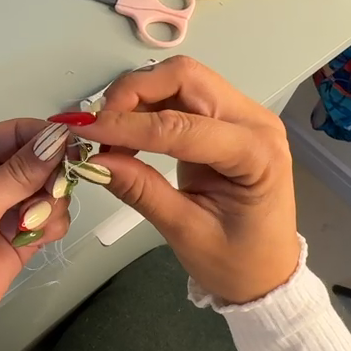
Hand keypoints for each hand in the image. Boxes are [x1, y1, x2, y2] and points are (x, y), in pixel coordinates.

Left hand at [0, 119, 72, 315]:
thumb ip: (16, 174)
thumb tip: (54, 140)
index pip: (16, 133)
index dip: (46, 138)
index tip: (72, 150)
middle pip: (40, 160)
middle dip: (50, 177)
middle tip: (48, 195)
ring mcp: (5, 207)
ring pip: (50, 190)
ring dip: (49, 204)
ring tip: (29, 224)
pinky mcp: (20, 235)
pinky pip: (51, 218)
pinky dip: (51, 225)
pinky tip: (32, 237)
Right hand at [72, 57, 299, 304]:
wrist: (266, 272)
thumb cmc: (237, 262)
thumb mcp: (185, 232)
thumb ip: (140, 190)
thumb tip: (94, 160)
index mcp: (257, 154)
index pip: (183, 126)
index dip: (129, 126)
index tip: (85, 131)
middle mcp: (253, 120)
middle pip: (183, 78)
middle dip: (132, 93)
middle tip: (97, 127)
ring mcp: (238, 114)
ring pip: (175, 79)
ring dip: (134, 98)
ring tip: (108, 135)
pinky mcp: (219, 117)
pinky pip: (175, 94)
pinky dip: (142, 107)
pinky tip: (124, 135)